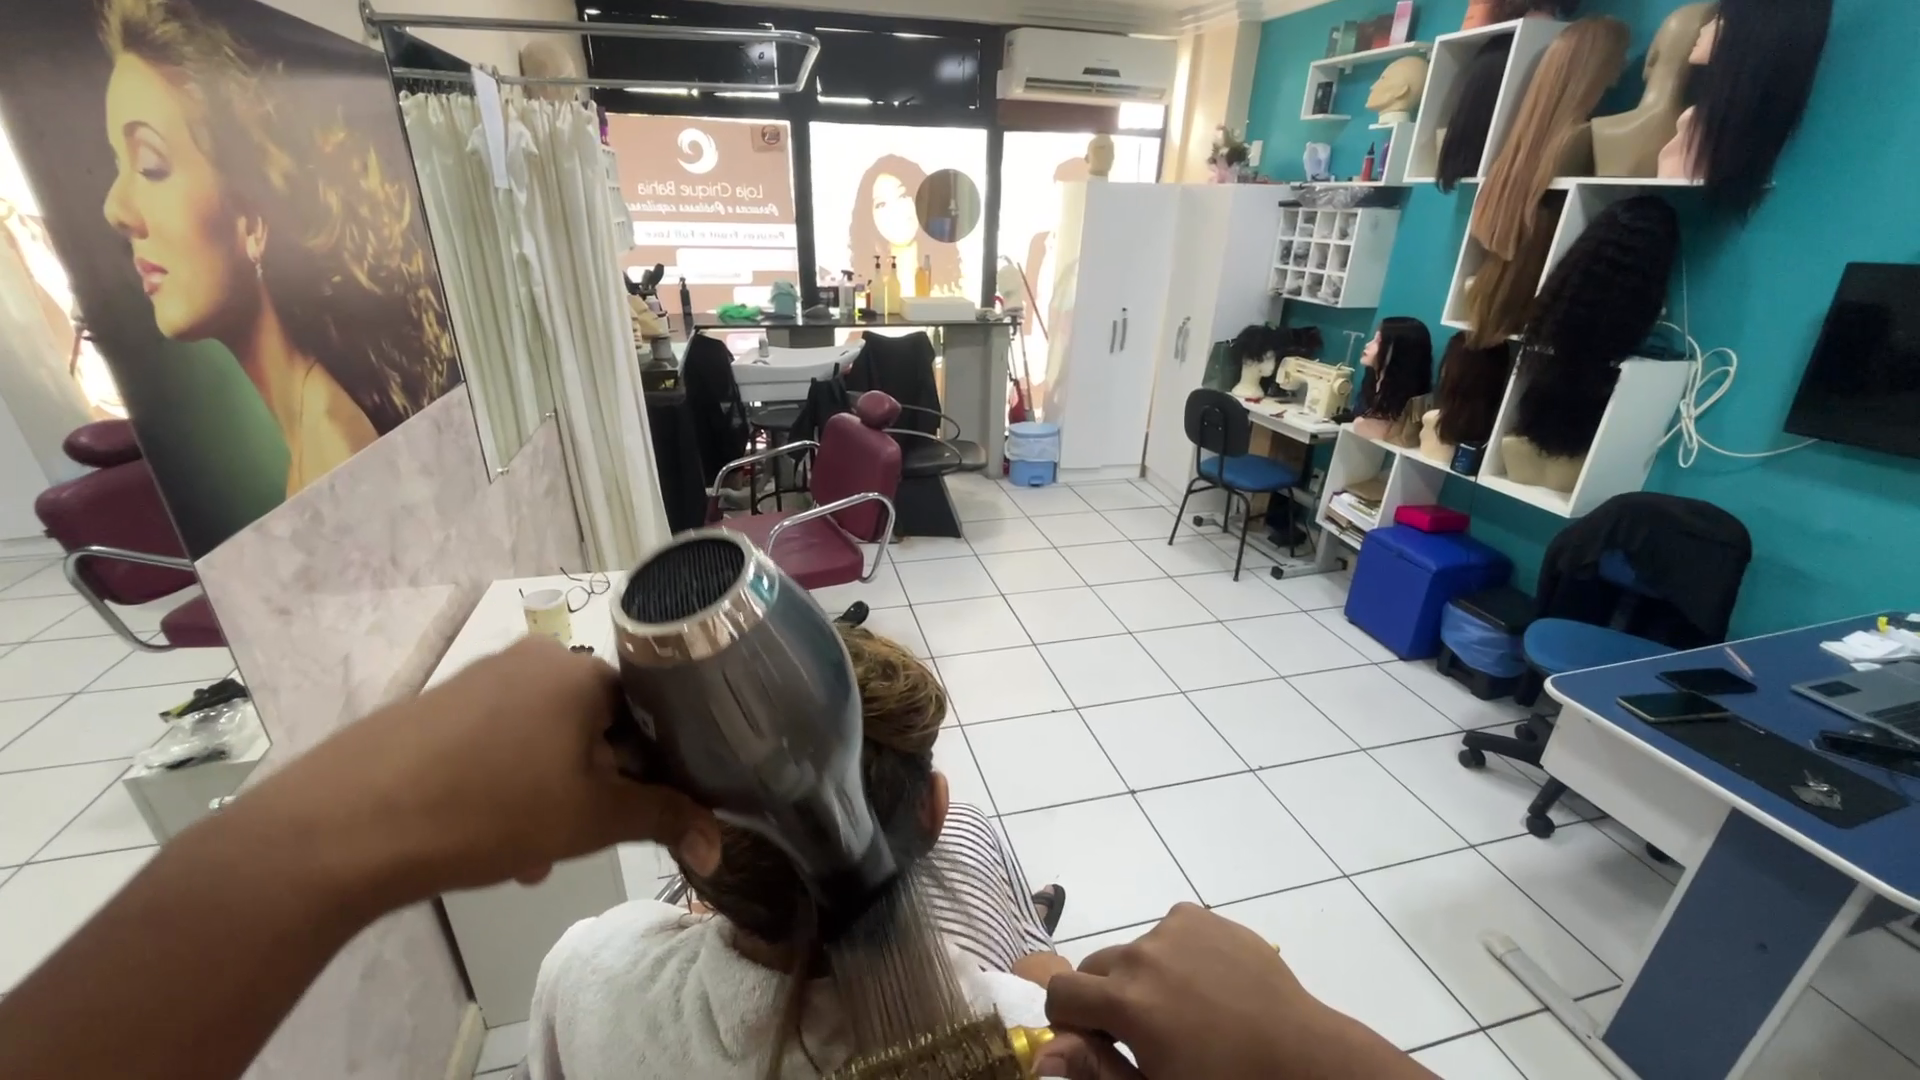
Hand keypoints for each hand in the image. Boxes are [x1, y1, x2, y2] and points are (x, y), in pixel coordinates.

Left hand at [248, 638, 720, 908]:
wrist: (339, 828)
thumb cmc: (491, 809)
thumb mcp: (592, 820)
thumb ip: (664, 821)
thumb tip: (720, 847)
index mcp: (582, 670)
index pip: (649, 704)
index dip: (655, 757)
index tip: (641, 801)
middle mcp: (536, 657)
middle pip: (595, 720)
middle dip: (597, 779)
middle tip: (583, 832)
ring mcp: (479, 676)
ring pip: (545, 732)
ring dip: (553, 785)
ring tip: (531, 851)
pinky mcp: (435, 703)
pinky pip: (498, 735)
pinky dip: (508, 777)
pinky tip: (487, 833)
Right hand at [1043, 904, 1431, 1079]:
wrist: (1305, 1060)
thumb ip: (1096, 1071)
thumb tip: (1042, 1055)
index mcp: (1126, 1002)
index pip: (1060, 992)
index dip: (1069, 1021)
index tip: (1097, 1043)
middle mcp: (1141, 954)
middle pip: (1093, 968)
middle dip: (1104, 998)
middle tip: (1145, 1035)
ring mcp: (1172, 929)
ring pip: (1132, 952)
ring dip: (1141, 977)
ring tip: (1185, 1011)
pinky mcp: (1199, 916)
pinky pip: (1166, 933)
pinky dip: (1172, 955)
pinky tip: (1206, 985)